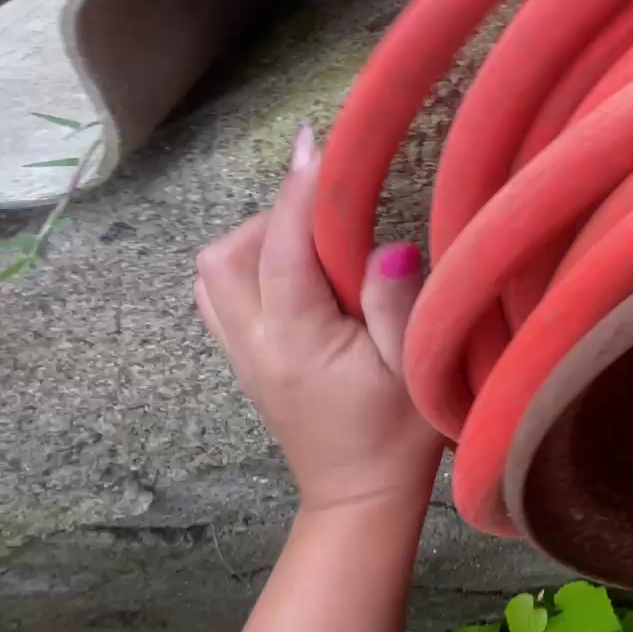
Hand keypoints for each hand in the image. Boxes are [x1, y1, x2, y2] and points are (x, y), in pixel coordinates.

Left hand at [195, 125, 441, 514]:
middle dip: (277, 213)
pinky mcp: (248, 358)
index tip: (318, 143)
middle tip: (334, 202)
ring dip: (259, 237)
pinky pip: (222, 293)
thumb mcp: (417, 364)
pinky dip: (249, 262)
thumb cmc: (404, 425)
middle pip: (228, 257)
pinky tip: (296, 262)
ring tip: (317, 231)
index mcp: (298, 339)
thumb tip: (390, 244)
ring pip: (215, 274)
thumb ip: (398, 303)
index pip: (286, 249)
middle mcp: (255, 341)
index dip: (301, 193)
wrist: (361, 488)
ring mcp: (243, 352)